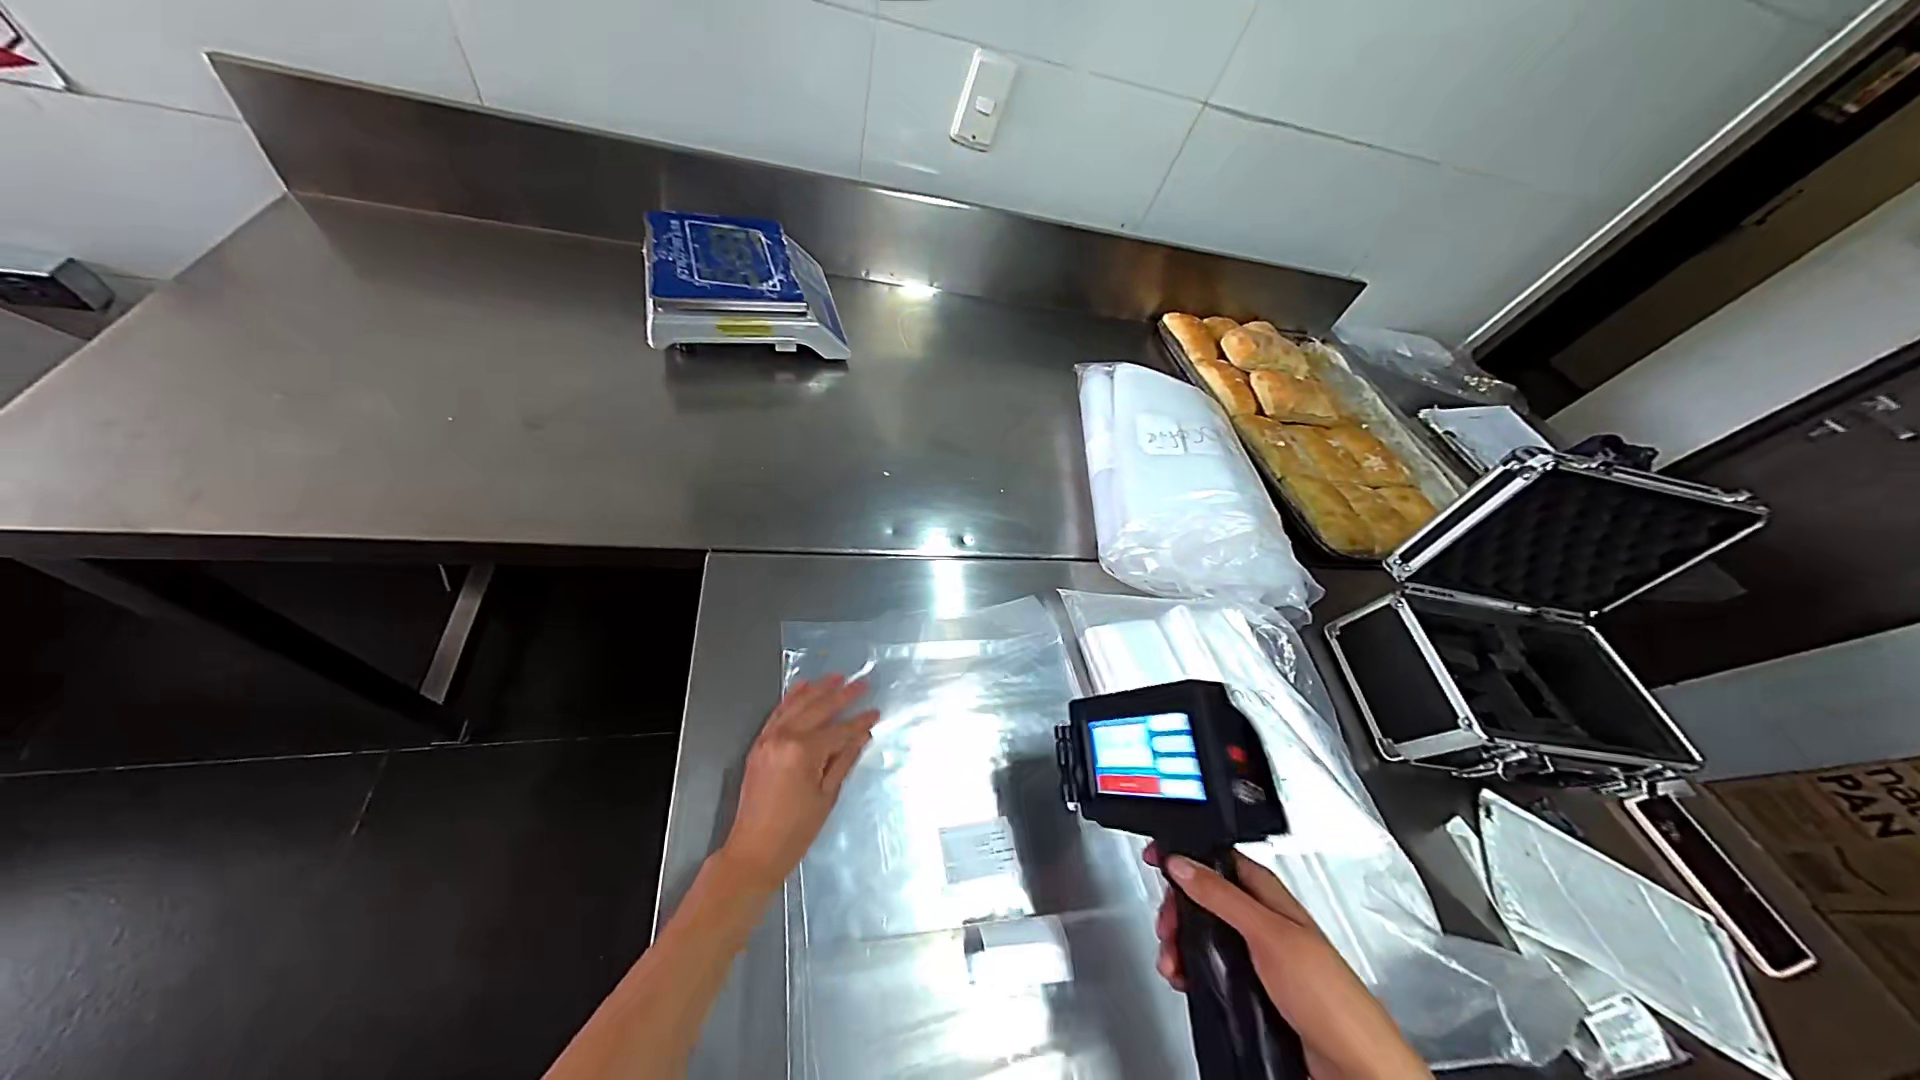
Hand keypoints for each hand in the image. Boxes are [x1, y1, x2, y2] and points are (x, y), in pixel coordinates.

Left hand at [720, 675, 879, 892]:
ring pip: (797, 705)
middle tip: (861, 683)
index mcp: (804, 751)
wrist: (754, 849)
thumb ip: (844, 760)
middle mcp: (784, 738)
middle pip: (819, 709)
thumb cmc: (796, 830)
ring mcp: (768, 739)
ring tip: (836, 677)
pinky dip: (792, 698)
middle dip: (842, 695)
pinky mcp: (759, 744)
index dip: (860, 721)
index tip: (875, 712)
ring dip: (818, 689)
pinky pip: (777, 713)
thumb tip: (860, 736)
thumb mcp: (827, 795)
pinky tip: (803, 687)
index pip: (839, 730)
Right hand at [1146, 844, 1431, 1079]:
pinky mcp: (1248, 982)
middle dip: (1177, 909)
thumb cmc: (1331, 998)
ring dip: (1178, 942)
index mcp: (1266, 894)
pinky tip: (1184, 977)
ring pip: (1201, 931)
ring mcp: (1253, 951)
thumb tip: (1182, 864)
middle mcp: (1259, 918)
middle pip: (1201, 896)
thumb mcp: (1268, 934)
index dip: (1185, 856)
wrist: (1351, 1065)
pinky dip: (1188, 967)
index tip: (1157, 858)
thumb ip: (1222, 895)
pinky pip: (1208, 964)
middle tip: (1167, 926)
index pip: (1216, 858)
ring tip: (1173, 960)